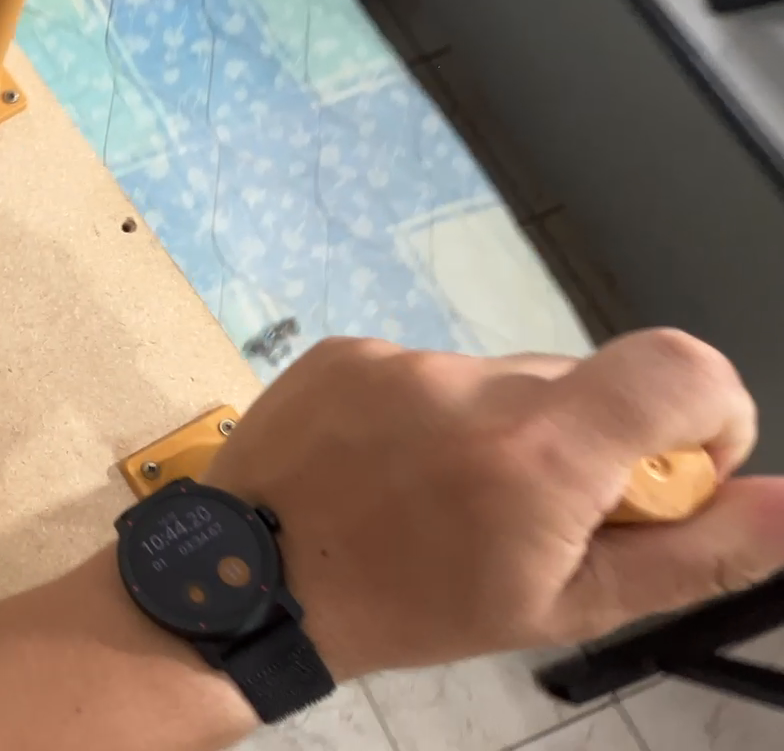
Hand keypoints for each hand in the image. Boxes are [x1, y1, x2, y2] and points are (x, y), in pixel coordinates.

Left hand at [202, 330, 783, 678]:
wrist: (254, 568)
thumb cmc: (409, 603)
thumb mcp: (564, 602)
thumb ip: (696, 551)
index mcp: (534, 445)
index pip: (676, 365)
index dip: (700, 413)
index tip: (658, 470)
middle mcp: (459, 382)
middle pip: (571, 382)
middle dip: (577, 438)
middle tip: (518, 505)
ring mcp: (386, 358)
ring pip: (486, 379)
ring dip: (488, 424)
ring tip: (430, 487)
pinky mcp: (335, 352)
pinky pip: (412, 369)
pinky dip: (418, 407)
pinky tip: (377, 458)